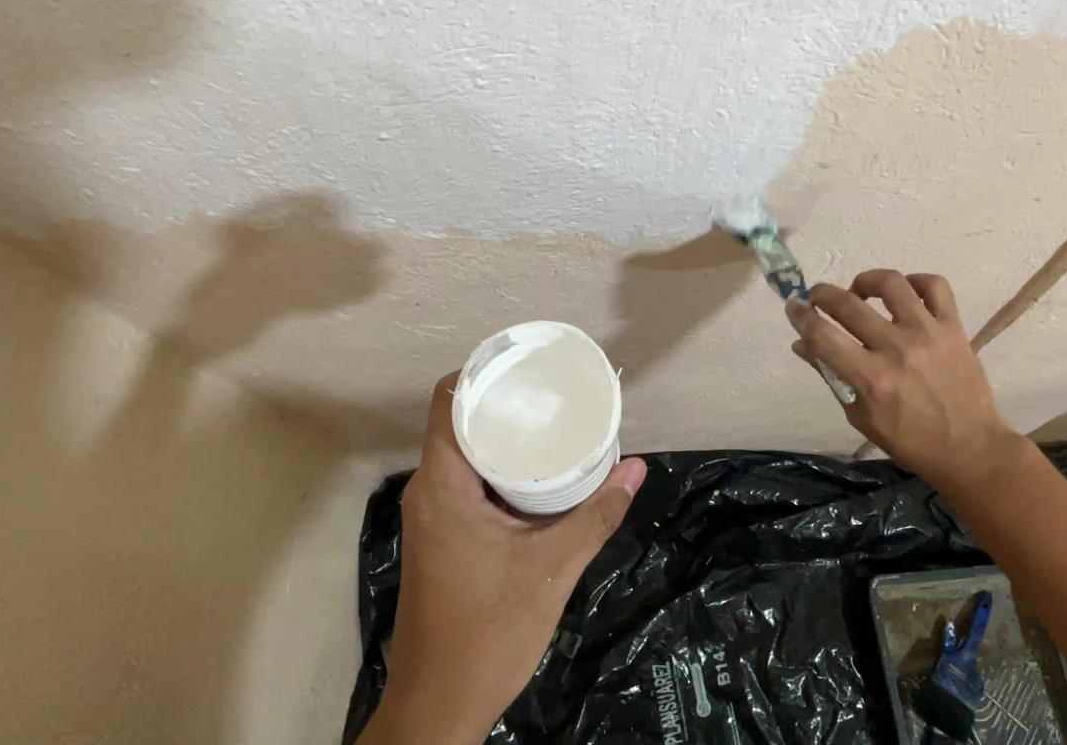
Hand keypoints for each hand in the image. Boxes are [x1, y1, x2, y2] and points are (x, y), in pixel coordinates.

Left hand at [360, 374, 646, 744]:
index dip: (482, 371)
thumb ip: (596, 515)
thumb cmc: (489, 632)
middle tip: (553, 391)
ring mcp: (431, 516)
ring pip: (463, 453)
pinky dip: (498, 466)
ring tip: (552, 422)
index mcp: (443, 487)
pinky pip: (467, 480)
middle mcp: (428, 492)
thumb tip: (637, 466)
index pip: (448, 401)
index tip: (527, 362)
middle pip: (458, 421)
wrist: (440, 704)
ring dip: (502, 435)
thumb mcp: (552, 570)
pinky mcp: (441, 536)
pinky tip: (537, 471)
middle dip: (504, 401)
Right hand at [786, 270, 1018, 491]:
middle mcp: (896, 349)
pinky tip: (905, 293)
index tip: (793, 306)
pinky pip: (935, 287)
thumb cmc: (910, 440)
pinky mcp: (954, 328)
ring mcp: (928, 333)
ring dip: (866, 281)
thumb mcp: (860, 416)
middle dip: (822, 294)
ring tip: (860, 291)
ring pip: (891, 284)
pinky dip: (916, 282)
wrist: (970, 448)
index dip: (800, 316)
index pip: (822, 335)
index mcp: (871, 378)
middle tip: (817, 297)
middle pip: (848, 304)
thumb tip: (802, 344)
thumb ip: (832, 376)